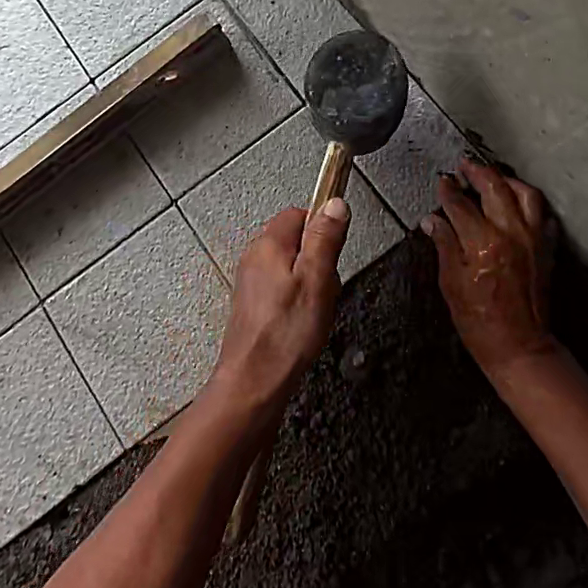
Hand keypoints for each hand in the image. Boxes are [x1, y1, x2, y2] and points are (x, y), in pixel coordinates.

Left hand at [213, 199, 349, 407]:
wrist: (255, 382)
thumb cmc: (284, 336)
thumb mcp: (317, 279)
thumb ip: (326, 238)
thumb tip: (334, 205)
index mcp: (269, 246)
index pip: (299, 212)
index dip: (322, 226)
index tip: (335, 246)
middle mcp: (255, 259)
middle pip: (296, 239)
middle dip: (319, 257)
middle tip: (325, 282)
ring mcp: (252, 282)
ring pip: (292, 264)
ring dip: (310, 279)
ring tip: (315, 305)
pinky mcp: (254, 304)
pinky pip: (284, 286)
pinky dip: (298, 297)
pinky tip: (304, 318)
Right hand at [425, 159, 557, 376]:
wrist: (518, 345)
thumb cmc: (480, 322)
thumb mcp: (452, 284)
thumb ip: (445, 246)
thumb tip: (433, 220)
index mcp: (483, 243)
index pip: (460, 205)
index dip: (448, 191)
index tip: (443, 182)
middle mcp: (511, 233)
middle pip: (495, 187)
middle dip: (477, 172)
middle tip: (465, 167)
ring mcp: (533, 239)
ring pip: (525, 194)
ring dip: (508, 181)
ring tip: (493, 178)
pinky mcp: (546, 248)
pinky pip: (543, 215)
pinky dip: (530, 204)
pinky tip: (519, 204)